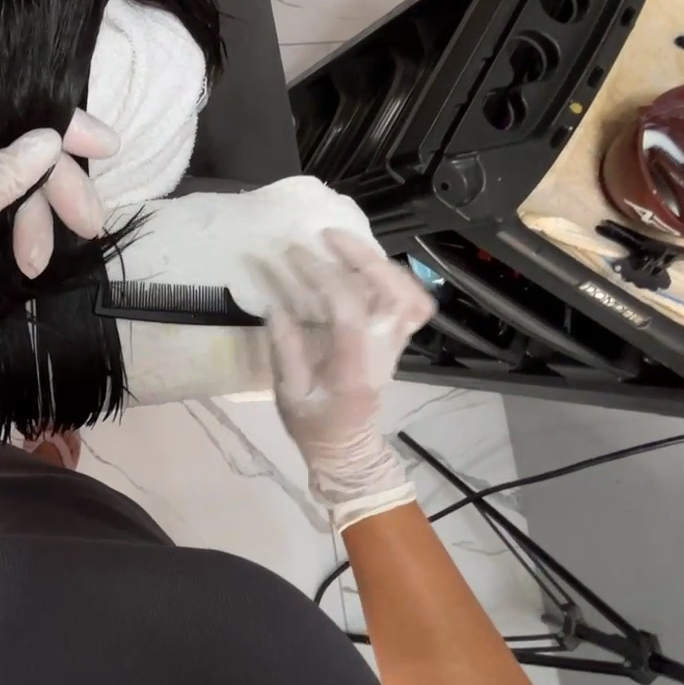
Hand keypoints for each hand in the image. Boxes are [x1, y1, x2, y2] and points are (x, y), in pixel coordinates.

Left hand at [0, 113, 112, 414]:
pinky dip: (22, 238)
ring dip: (37, 224)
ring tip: (37, 263)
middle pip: (20, 158)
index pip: (7, 120)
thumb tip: (50, 138)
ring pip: (18, 193)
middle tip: (90, 222)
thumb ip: (1, 175)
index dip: (59, 127)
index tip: (107, 145)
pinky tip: (31, 263)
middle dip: (55, 189)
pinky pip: (7, 219)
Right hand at [261, 229, 435, 533]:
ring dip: (380, 263)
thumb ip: (284, 349)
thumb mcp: (288, 393)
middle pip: (393, 297)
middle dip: (363, 258)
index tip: (293, 256)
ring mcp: (395, 346)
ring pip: (409, 295)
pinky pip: (409, 300)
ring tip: (345, 243)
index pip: (348, 314)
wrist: (349, 449)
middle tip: (326, 235)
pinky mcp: (396, 340)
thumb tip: (274, 303)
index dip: (323, 278)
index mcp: (353, 370)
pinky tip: (363, 262)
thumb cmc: (313, 424)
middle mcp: (383, 353)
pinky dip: (391, 275)